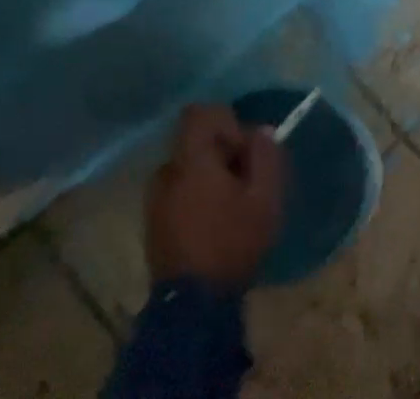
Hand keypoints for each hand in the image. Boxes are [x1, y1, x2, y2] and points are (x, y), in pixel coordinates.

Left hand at [145, 104, 287, 291]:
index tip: (244, 150)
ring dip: (211, 177)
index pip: (201, 113)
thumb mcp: (265, 198)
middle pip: (196, 142)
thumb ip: (266, 157)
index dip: (227, 122)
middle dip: (225, 154)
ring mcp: (155, 199)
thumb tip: (261, 130)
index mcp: (192, 161)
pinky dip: (197, 197)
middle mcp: (166, 172)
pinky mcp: (153, 222)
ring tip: (233, 208)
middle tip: (248, 184)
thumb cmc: (232, 243)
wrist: (191, 305)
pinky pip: (179, 191)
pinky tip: (215, 225)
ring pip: (188, 169)